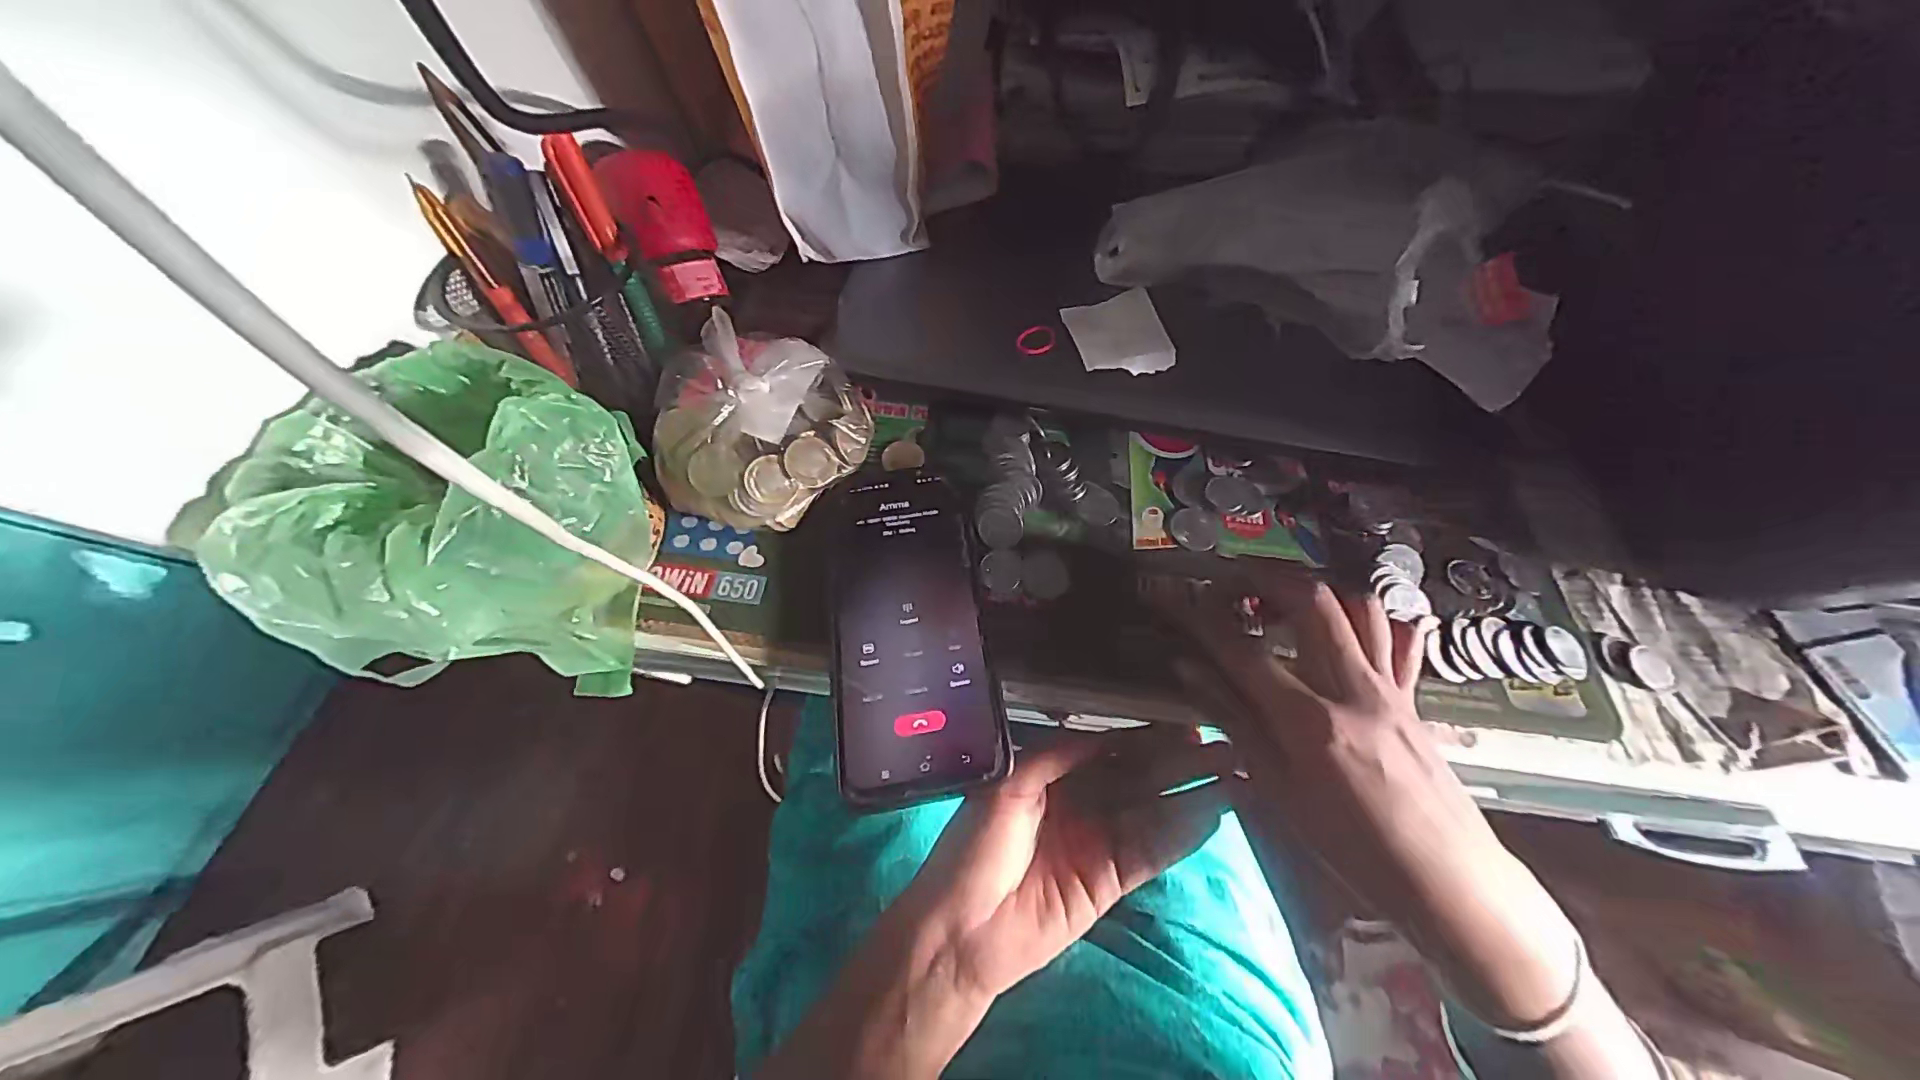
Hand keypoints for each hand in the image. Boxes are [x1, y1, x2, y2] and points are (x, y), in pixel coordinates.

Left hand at [900, 726, 1234, 999]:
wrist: (961, 927)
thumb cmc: (976, 846)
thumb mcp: (1009, 784)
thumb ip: (1057, 755)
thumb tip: (1105, 734)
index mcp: (1053, 774)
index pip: (1110, 749)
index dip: (1146, 737)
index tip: (1183, 724)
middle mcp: (1082, 802)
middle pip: (1139, 777)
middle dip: (1180, 762)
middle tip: (1225, 747)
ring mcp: (1098, 841)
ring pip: (1153, 810)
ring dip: (1193, 795)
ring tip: (1236, 777)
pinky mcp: (1111, 880)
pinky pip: (1152, 851)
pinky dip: (1183, 834)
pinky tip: (1214, 814)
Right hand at [1148, 567, 1582, 1031]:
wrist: (1448, 882)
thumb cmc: (1351, 846)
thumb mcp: (1278, 789)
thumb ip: (1234, 719)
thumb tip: (1188, 669)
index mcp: (1310, 721)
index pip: (1242, 650)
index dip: (1198, 616)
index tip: (1169, 595)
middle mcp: (1354, 689)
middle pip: (1310, 601)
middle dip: (1262, 576)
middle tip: (1227, 581)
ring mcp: (1390, 688)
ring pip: (1359, 606)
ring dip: (1313, 588)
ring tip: (1278, 597)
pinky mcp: (1412, 697)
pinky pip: (1399, 638)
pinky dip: (1371, 618)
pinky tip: (1347, 623)